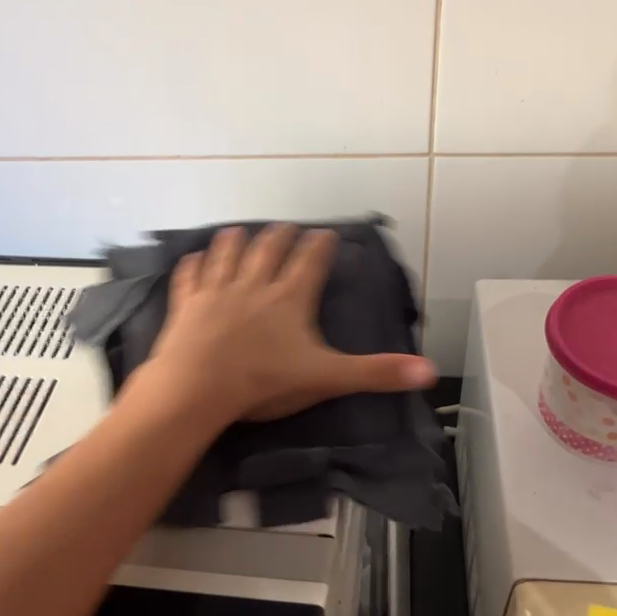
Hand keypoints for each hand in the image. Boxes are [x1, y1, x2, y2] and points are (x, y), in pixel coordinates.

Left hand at [136, 225, 436, 424]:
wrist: (197, 388)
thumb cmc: (263, 382)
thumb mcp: (326, 378)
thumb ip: (376, 373)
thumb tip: (429, 371)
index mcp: (290, 298)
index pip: (310, 261)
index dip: (320, 245)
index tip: (326, 233)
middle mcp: (254, 285)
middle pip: (269, 250)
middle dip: (280, 236)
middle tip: (286, 227)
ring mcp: (216, 291)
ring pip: (227, 254)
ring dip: (236, 241)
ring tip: (239, 231)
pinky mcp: (187, 305)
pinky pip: (190, 276)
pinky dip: (193, 264)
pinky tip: (193, 258)